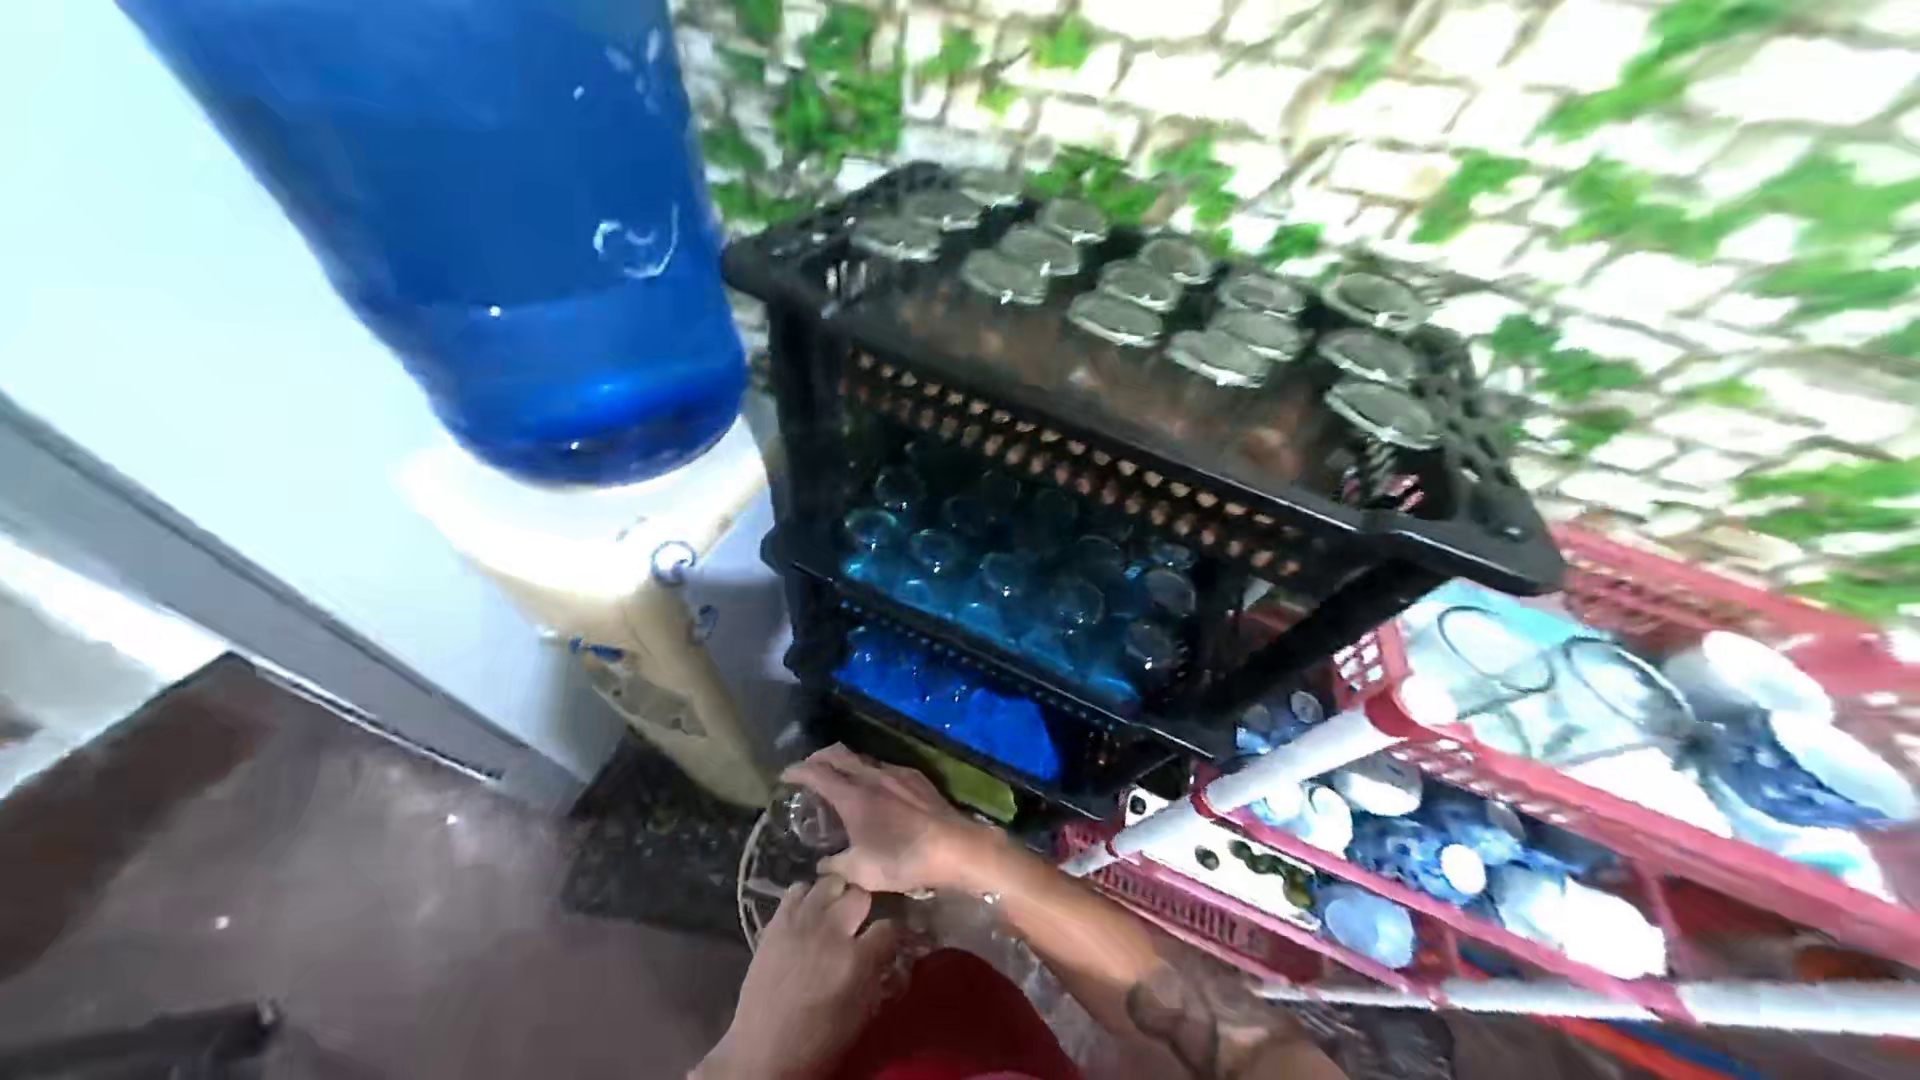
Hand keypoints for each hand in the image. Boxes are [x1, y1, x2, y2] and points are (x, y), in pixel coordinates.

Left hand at [698, 876, 899, 1079]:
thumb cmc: (817, 1044)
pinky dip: (806, 897)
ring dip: (836, 896)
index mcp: (856, 960)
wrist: (761, 1056)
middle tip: (858, 923)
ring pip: (830, 883)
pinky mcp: (777, 922)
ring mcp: (802, 923)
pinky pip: (797, 889)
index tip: (886, 940)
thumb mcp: (861, 1015)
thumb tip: (886, 952)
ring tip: (833, 911)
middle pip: (860, 895)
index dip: (890, 933)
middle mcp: (832, 932)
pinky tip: (808, 912)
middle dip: (864, 907)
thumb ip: (876, 974)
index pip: (889, 926)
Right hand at [780, 744, 997, 894]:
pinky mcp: (915, 777)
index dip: (798, 770)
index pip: (817, 772)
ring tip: (839, 781)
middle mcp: (872, 775)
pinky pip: (883, 766)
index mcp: (853, 795)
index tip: (785, 775)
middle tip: (808, 770)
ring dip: (845, 764)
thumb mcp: (862, 872)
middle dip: (818, 758)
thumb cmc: (904, 859)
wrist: (955, 846)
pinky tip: (873, 790)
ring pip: (862, 758)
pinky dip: (868, 772)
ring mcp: (896, 773)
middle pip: (837, 753)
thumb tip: (823, 865)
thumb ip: (836, 866)